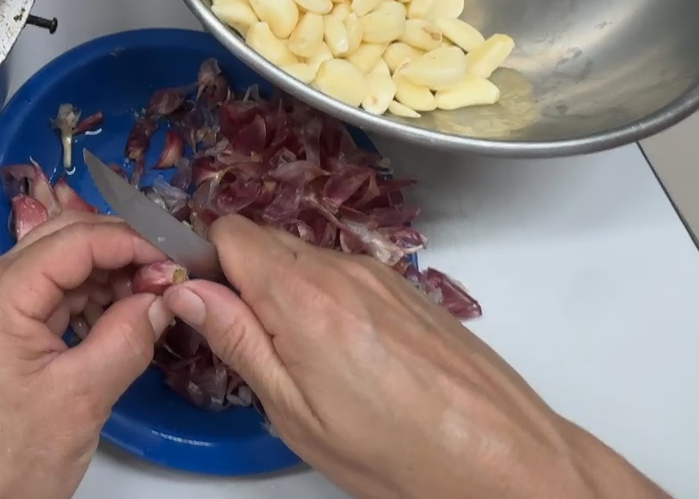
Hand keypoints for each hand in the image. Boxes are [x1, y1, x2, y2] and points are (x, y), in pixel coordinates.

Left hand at [0, 214, 173, 498]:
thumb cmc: (9, 454)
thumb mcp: (80, 398)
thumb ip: (125, 340)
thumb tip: (164, 298)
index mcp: (3, 291)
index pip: (74, 239)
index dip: (128, 241)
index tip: (174, 258)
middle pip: (65, 238)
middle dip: (120, 249)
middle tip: (168, 273)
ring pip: (61, 261)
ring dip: (108, 271)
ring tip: (153, 295)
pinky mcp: (8, 325)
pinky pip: (55, 291)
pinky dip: (91, 295)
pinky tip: (122, 315)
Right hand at [162, 218, 667, 498]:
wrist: (515, 466)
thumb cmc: (395, 454)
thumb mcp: (295, 414)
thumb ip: (235, 340)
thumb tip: (183, 290)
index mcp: (298, 295)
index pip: (225, 231)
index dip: (206, 260)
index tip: (210, 303)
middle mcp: (334, 266)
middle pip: (259, 237)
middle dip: (241, 274)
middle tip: (256, 337)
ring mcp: (373, 270)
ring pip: (298, 253)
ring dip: (283, 284)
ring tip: (307, 352)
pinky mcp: (402, 282)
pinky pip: (337, 268)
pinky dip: (322, 292)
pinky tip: (348, 349)